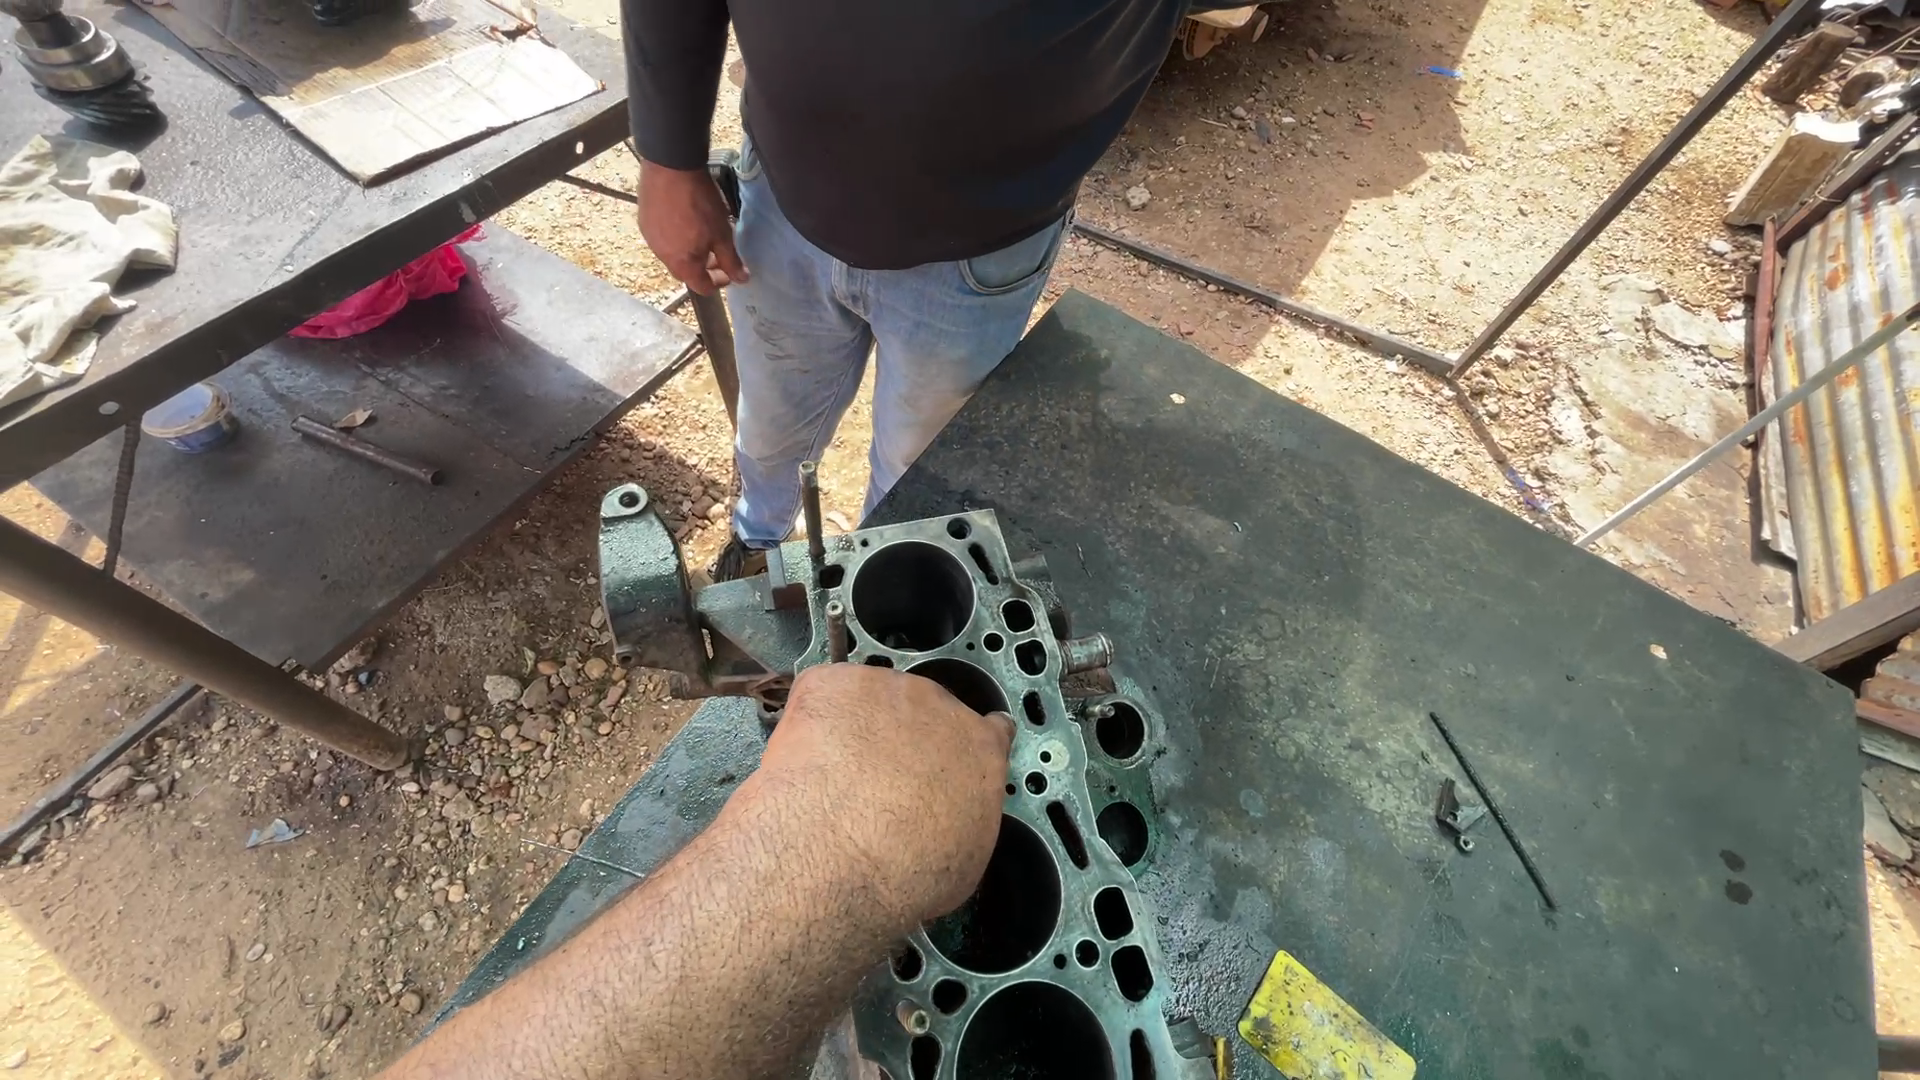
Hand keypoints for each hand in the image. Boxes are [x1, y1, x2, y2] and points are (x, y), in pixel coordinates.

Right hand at [637, 161, 747, 295]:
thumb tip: (742, 279)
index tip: (730, 272)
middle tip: (718, 255)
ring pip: (672, 255)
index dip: (719, 283)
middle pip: (686, 273)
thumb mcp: (722, 234)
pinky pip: (662, 238)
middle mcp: (662, 255)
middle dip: (704, 269)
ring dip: (689, 253)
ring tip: (703, 237)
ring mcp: (650, 237)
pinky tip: (685, 223)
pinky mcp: (643, 220)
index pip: (702, 287)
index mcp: (682, 264)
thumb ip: (731, 260)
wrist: (670, 165)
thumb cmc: (699, 203)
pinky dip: (676, 239)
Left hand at [748, 665, 1012, 927]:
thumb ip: (965, 816)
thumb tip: (949, 820)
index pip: (989, 727)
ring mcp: (884, 688)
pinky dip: (811, 717)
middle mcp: (936, 705)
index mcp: (978, 747)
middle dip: (900, 737)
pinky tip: (806, 758)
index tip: (946, 753)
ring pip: (870, 698)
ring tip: (834, 777)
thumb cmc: (901, 870)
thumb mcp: (963, 860)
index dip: (964, 740)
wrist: (838, 857)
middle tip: (874, 782)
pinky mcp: (834, 684)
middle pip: (922, 709)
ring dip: (855, 726)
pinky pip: (822, 690)